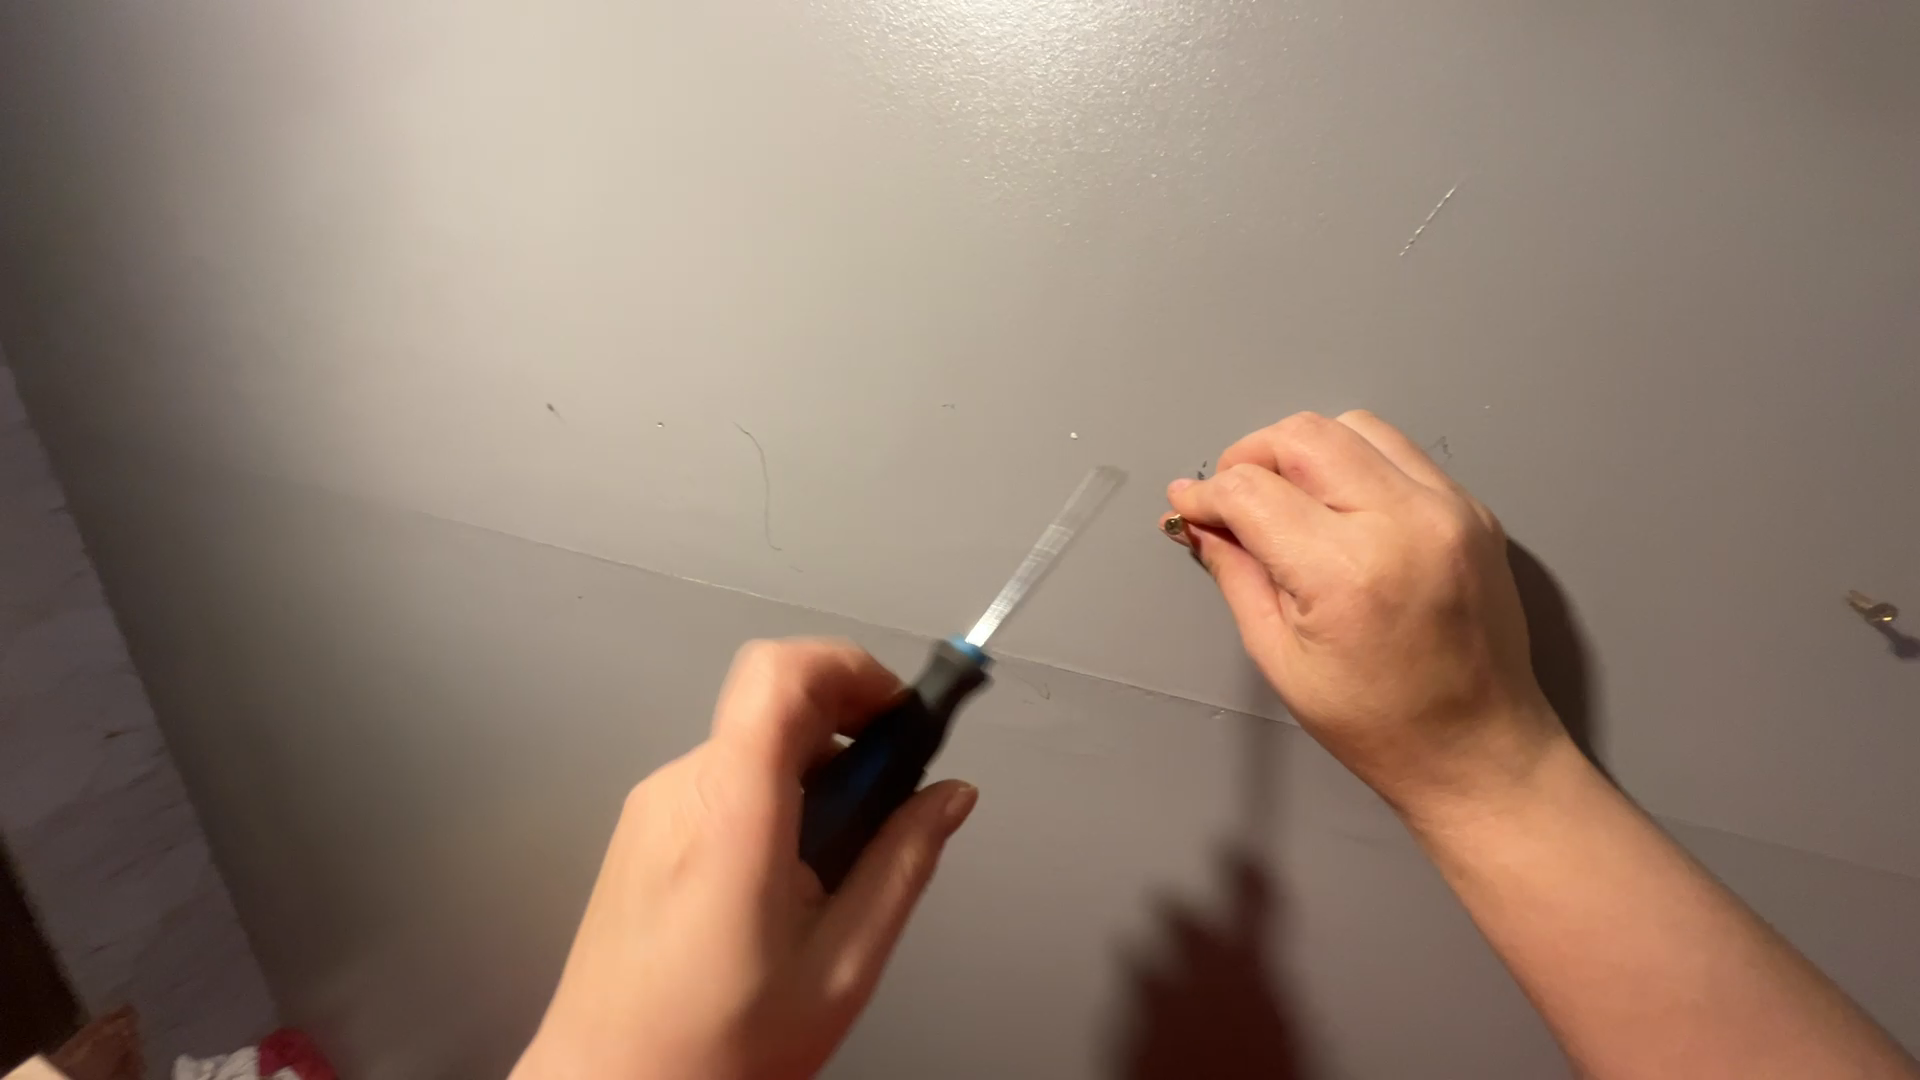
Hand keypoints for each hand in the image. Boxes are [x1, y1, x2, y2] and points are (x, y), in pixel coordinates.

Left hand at [512, 639, 977, 1079]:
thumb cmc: (715, 1050)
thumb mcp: (842, 964)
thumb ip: (903, 862)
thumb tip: (951, 796)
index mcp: (733, 812)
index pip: (783, 674)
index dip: (851, 667)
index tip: (899, 710)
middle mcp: (685, 787)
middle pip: (780, 696)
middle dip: (851, 718)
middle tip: (888, 787)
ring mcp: (658, 800)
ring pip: (760, 734)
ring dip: (819, 760)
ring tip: (838, 848)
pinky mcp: (648, 819)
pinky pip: (732, 768)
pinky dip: (781, 783)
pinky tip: (792, 861)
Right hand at [1163, 410, 1564, 822]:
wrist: (1480, 750)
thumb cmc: (1370, 721)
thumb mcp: (1276, 652)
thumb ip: (1232, 571)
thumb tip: (1194, 522)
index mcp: (1346, 572)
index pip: (1251, 491)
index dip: (1204, 494)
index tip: (1185, 507)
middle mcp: (1404, 522)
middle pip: (1301, 436)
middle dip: (1246, 457)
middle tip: (1227, 500)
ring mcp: (1449, 508)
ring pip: (1351, 424)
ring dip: (1299, 450)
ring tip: (1280, 498)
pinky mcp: (1472, 509)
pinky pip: (1394, 451)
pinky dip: (1348, 461)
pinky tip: (1332, 507)